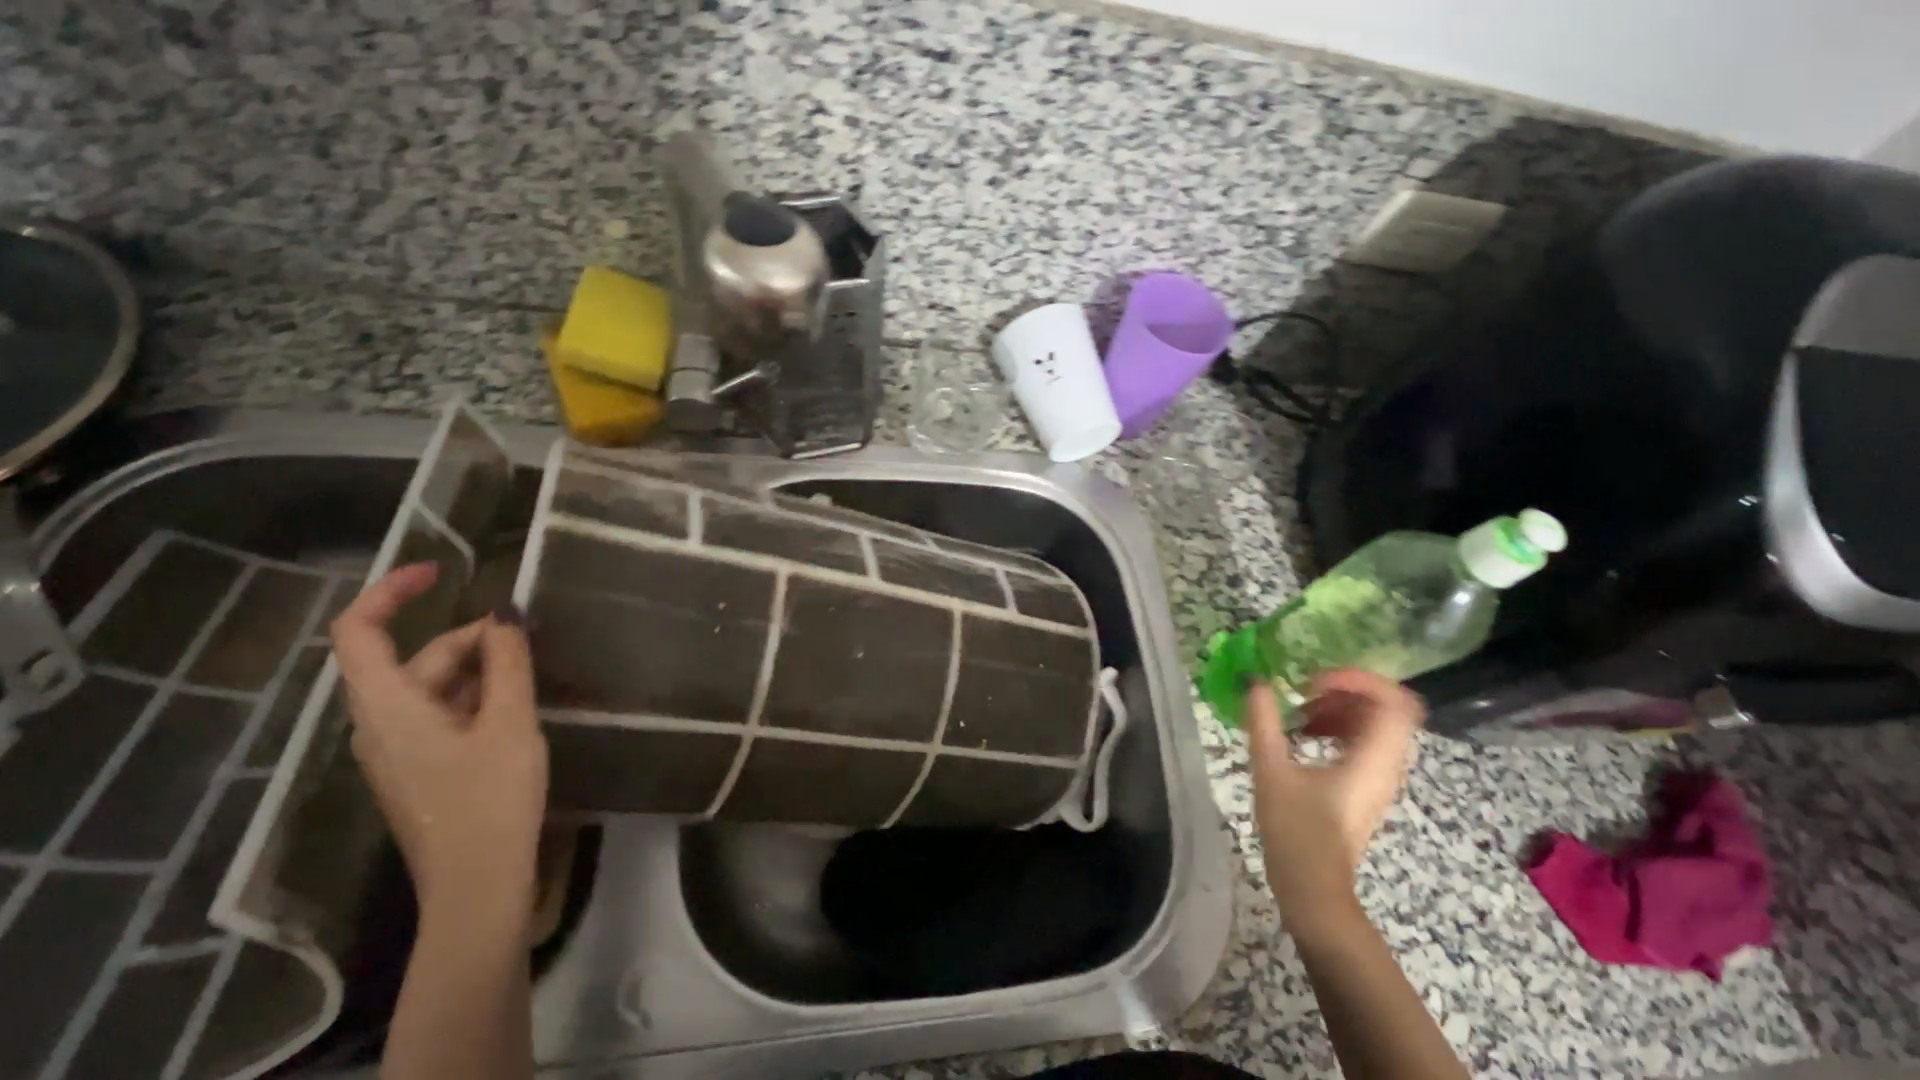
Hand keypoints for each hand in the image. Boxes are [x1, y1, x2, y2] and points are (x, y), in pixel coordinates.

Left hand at [331, 563, 548, 921]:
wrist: (476, 890)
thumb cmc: (490, 801)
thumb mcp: (510, 723)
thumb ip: (508, 662)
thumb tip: (506, 612)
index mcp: (386, 708)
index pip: (359, 630)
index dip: (392, 592)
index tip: (442, 573)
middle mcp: (376, 726)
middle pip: (411, 661)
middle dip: (467, 640)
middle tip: (527, 638)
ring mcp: (394, 754)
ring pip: (428, 691)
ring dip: (475, 672)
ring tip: (529, 675)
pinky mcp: (416, 774)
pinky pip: (436, 719)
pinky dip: (471, 701)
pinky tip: (514, 712)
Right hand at [1245, 669, 1422, 933]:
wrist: (1313, 890)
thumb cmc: (1297, 833)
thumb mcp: (1272, 773)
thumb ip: (1264, 724)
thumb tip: (1256, 684)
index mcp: (1374, 759)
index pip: (1393, 700)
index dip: (1358, 679)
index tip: (1315, 682)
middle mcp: (1388, 764)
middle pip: (1387, 708)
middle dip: (1348, 691)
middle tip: (1308, 691)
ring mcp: (1380, 778)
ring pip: (1377, 725)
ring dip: (1343, 709)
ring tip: (1303, 712)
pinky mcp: (1367, 788)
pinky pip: (1366, 743)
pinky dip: (1341, 729)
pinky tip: (1306, 735)